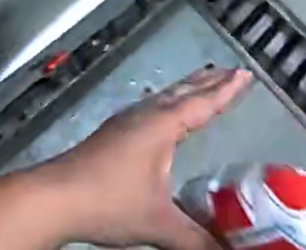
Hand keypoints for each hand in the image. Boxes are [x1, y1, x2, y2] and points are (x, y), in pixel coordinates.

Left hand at [32, 65, 252, 249]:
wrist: (60, 194)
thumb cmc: (111, 201)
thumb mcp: (160, 225)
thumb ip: (198, 240)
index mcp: (161, 126)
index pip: (201, 104)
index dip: (225, 91)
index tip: (245, 74)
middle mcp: (145, 115)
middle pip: (183, 92)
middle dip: (209, 82)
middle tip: (233, 72)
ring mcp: (128, 120)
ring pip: (165, 97)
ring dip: (188, 89)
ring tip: (205, 84)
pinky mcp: (116, 131)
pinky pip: (153, 107)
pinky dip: (170, 102)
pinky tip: (166, 113)